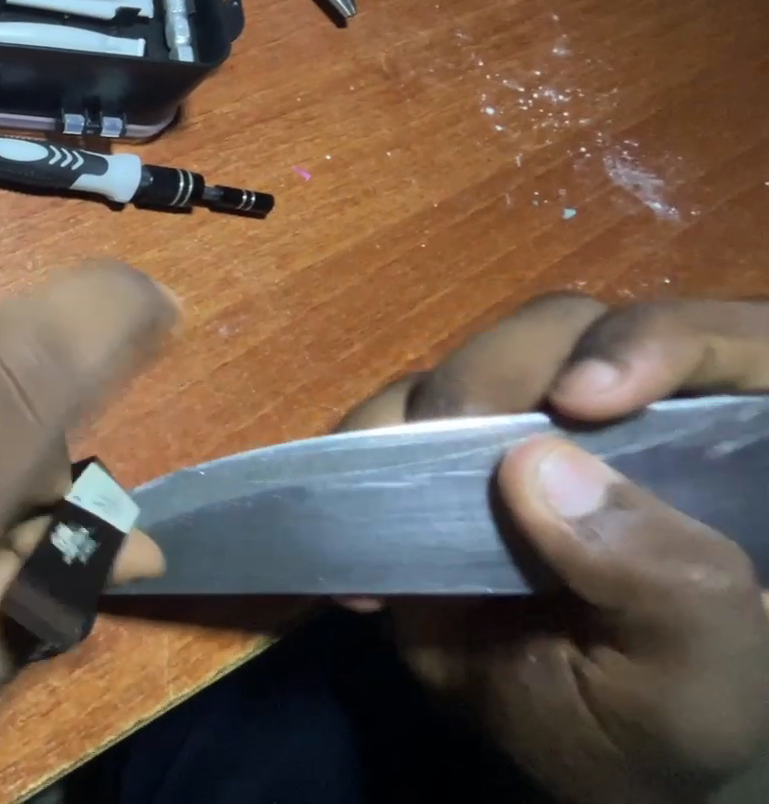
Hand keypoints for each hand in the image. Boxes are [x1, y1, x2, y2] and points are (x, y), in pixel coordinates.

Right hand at [339, 295, 768, 803]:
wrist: (534, 749)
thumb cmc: (646, 720)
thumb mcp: (692, 681)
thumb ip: (664, 582)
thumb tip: (538, 461)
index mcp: (726, 458)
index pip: (716, 342)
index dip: (649, 342)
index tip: (580, 402)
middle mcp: (613, 424)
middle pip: (554, 331)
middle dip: (496, 378)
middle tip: (453, 443)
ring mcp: (508, 434)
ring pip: (453, 366)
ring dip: (408, 417)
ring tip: (390, 500)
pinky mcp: (427, 455)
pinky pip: (379, 417)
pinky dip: (353, 456)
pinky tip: (360, 524)